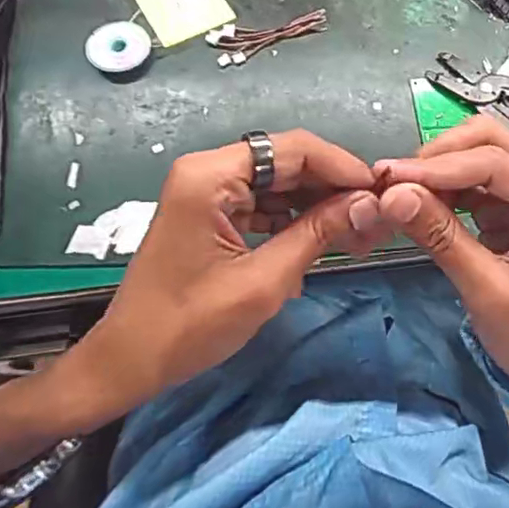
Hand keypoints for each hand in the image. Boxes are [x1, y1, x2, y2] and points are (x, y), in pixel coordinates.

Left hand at [57, 129, 379, 423]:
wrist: (130, 359)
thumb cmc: (189, 325)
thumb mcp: (262, 282)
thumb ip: (315, 235)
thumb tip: (366, 204)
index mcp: (209, 175)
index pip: (290, 148)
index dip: (339, 165)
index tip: (378, 191)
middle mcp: (204, 170)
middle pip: (282, 161)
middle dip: (328, 186)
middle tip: (372, 216)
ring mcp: (203, 190)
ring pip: (273, 182)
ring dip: (311, 203)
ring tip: (352, 231)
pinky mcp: (205, 211)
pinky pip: (256, 202)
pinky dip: (286, 218)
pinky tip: (314, 241)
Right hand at [373, 116, 508, 403]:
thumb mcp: (486, 289)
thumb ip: (440, 236)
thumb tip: (392, 195)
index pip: (499, 165)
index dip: (442, 167)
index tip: (392, 176)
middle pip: (492, 142)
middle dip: (439, 156)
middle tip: (393, 179)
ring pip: (477, 154)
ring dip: (434, 168)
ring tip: (396, 188)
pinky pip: (468, 180)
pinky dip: (438, 185)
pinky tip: (412, 198)